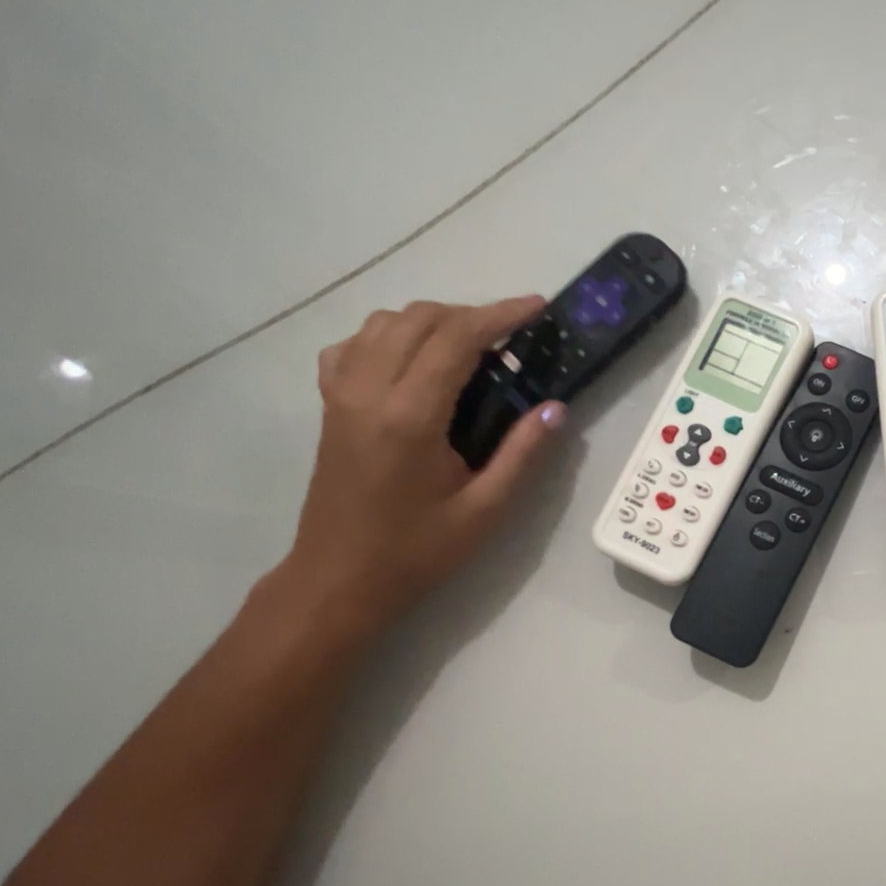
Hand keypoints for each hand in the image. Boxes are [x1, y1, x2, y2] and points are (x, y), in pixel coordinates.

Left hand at [282, 296, 565, 631]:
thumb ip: (522, 453)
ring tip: (472, 345)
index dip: (500, 315)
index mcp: (410, 417)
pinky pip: (355, 345)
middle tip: (513, 335)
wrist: (339, 578)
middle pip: (419, 318)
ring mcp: (341, 394)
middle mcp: (369, 391)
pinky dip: (390, 335)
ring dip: (432, 320)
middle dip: (472, 314)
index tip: (537, 307)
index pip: (455, 339)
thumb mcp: (485, 510)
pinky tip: (415, 359)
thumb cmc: (417, 551)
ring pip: (384, 322)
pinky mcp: (329, 404)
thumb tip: (556, 408)